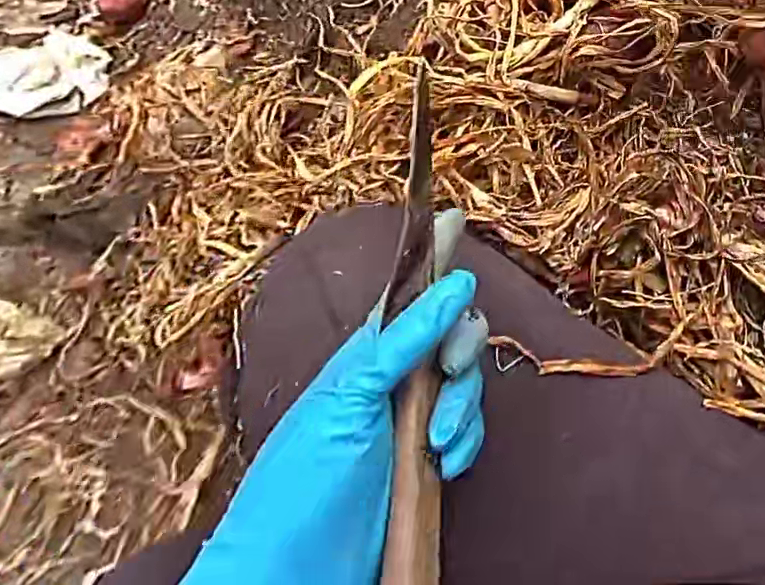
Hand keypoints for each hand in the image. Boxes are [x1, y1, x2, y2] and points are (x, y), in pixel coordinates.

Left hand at [182, 262, 484, 584]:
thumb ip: (404, 339)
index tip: (453, 216)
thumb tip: (456, 283)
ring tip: (435, 439)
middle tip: (448, 366)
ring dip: (462, 404)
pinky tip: (443, 461)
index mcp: (371, 350)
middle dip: (462, 342)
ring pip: (467, 379)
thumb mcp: (350, 396)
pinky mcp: (430, 455)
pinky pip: (469, 428)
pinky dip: (466, 439)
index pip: (410, 289)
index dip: (433, 252)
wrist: (294, 577)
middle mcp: (397, 375)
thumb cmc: (302, 480)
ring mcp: (414, 416)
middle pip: (453, 330)